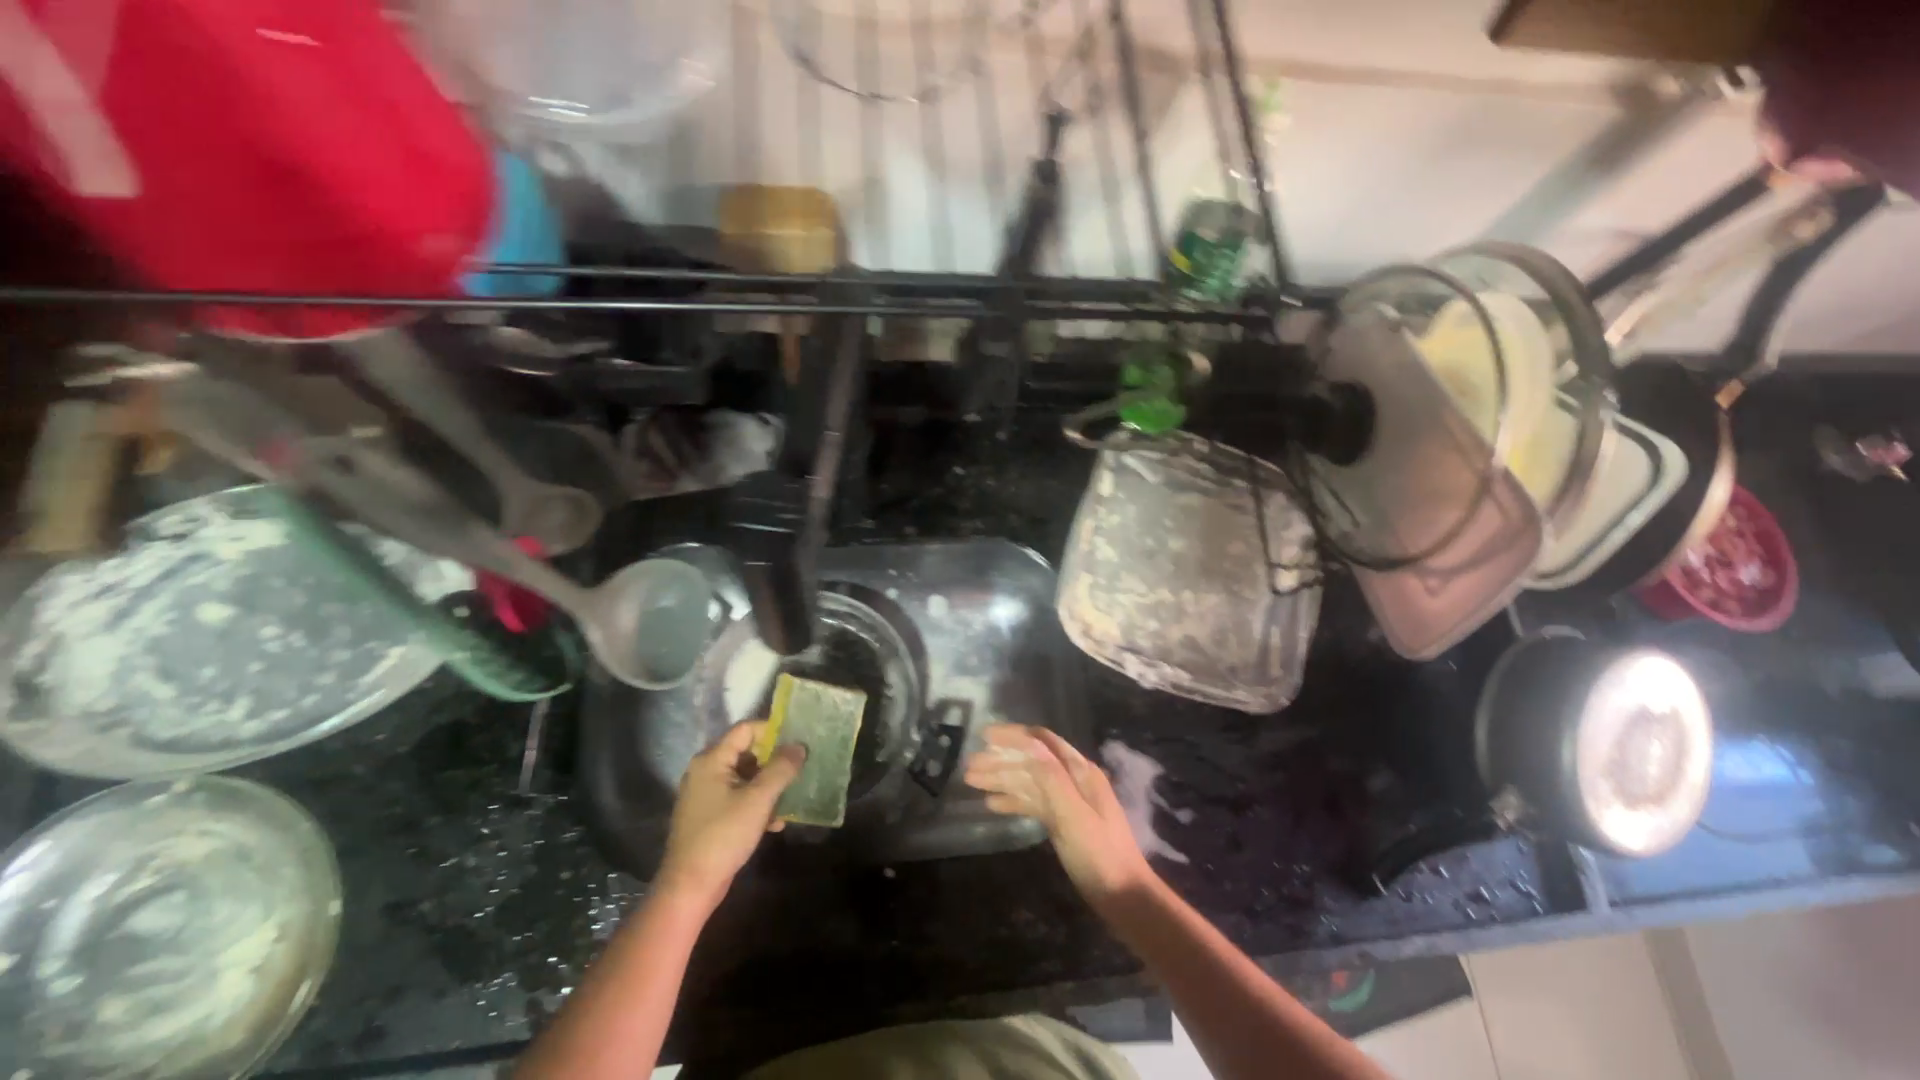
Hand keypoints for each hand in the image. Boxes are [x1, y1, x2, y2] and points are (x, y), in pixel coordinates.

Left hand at [656, 721, 805, 907]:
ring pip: (745, 778)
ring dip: (769, 787)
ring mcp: (705, 794)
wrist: (691, 885)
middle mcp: (705, 771)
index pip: (746, 730)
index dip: (773, 732)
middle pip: (746, 753)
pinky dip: (756, 805)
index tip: (798, 745)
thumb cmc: (723, 835)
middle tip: (799, 771)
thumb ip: (781, 769)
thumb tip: (799, 746)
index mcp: (712, 760)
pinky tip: (775, 823)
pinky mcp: (709, 815)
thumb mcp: (758, 800)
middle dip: (774, 762)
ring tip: (791, 800)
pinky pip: (738, 798)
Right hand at [964, 725, 1152, 907]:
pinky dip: (1012, 800)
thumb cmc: (1100, 855)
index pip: (1042, 742)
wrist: (1123, 895)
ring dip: (1001, 779)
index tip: (983, 736)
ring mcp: (1068, 801)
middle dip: (1001, 760)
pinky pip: (1033, 803)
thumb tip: (1028, 746)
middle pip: (1031, 761)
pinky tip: (991, 804)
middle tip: (969, 765)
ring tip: (971, 780)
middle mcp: (1073, 780)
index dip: (1013, 736)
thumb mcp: (1075, 816)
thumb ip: (1053, 780)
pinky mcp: (1062, 822)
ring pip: (1029, 782)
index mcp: (1080, 772)